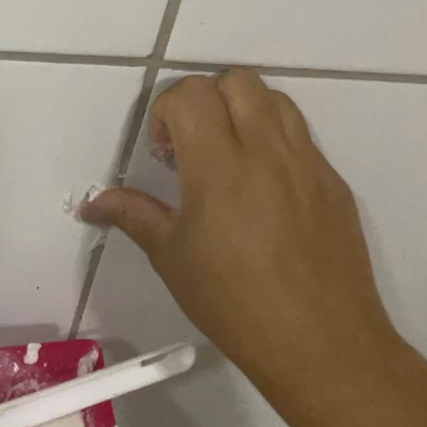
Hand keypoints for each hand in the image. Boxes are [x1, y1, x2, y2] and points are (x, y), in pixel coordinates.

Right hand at [82, 69, 399, 403]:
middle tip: (192, 146)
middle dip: (205, 99)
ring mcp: (308, 165)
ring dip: (243, 111)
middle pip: (236, 81)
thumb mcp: (171, 258)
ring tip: (228, 158)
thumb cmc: (234, 304)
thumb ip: (133, 215)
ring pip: (275, 99)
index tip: (164, 154)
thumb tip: (93, 202)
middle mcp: (267, 153)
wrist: (322, 345)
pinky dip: (274, 141)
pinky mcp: (334, 184)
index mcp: (220, 168)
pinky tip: (262, 191)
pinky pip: (302, 137)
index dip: (166, 111)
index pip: (191, 95)